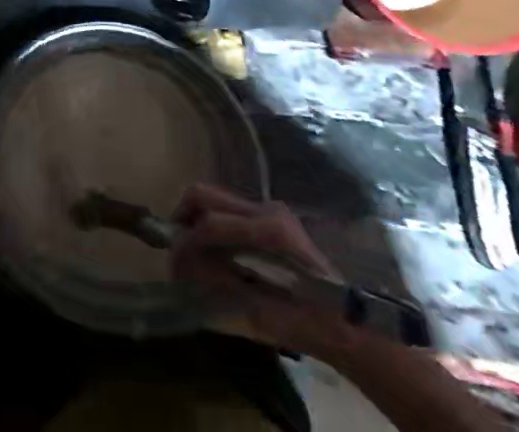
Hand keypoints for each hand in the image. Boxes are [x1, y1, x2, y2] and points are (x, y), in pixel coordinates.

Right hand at [171, 184, 357, 359]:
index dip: (185, 242)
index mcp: (269, 230)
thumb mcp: (257, 310)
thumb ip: (216, 281)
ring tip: (191, 253)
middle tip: (174, 248)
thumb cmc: (306, 322)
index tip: (171, 264)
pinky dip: (212, 225)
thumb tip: (180, 264)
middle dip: (182, 218)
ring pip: (216, 199)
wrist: (347, 323)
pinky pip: (230, 211)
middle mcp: (267, 209)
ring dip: (196, 221)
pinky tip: (214, 253)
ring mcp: (270, 209)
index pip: (211, 223)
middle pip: (206, 195)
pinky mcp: (271, 217)